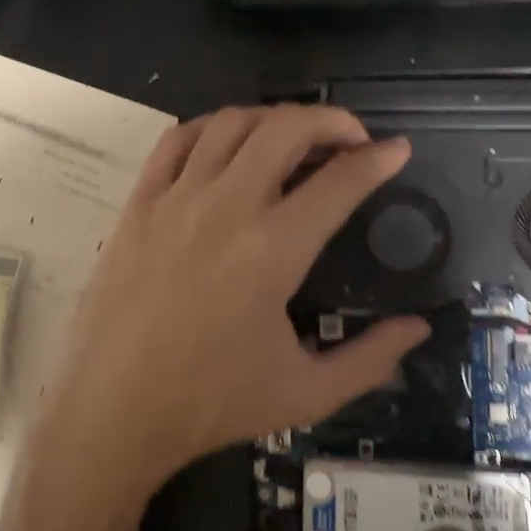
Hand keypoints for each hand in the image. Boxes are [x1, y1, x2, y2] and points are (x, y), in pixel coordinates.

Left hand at [40, 105, 429, 491]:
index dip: (378, 160)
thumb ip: (370, 358)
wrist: (112, 412)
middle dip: (331, 120)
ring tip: (295, 136)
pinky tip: (226, 144)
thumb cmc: (210, 404)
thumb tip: (418, 328)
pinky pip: (176, 140)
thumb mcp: (304, 394)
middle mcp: (226, 208)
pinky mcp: (138, 204)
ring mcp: (175, 199)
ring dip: (273, 118)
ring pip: (231, 123)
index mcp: (273, 250)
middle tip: (352, 139)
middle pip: (286, 129)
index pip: (340, 182)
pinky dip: (211, 128)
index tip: (397, 150)